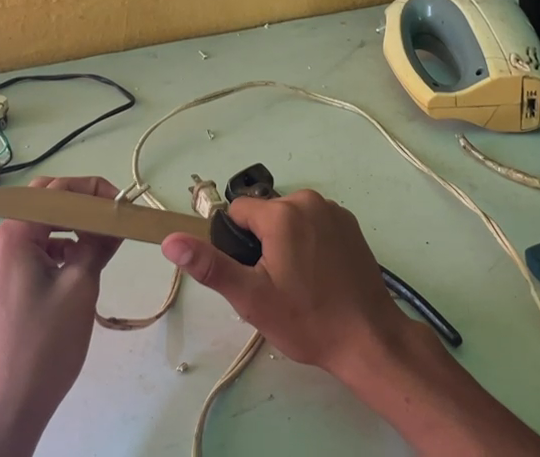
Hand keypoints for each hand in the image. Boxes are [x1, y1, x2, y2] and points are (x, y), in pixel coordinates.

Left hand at [0, 176, 122, 456]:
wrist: (6, 407)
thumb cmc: (44, 344)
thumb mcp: (80, 287)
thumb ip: (97, 244)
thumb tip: (115, 220)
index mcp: (13, 232)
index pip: (56, 190)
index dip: (93, 189)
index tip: (125, 203)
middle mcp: (1, 240)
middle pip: (44, 203)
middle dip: (82, 204)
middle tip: (115, 216)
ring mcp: (0, 263)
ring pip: (41, 227)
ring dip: (72, 226)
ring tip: (104, 241)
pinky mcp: (5, 284)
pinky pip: (35, 250)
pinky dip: (61, 248)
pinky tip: (82, 264)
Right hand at [160, 189, 402, 372]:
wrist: (369, 339)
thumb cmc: (306, 320)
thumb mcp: (251, 298)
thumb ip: (210, 265)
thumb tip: (170, 240)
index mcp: (281, 213)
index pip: (238, 212)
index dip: (237, 244)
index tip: (251, 275)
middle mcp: (308, 200)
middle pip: (265, 215)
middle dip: (262, 244)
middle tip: (275, 286)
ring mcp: (333, 210)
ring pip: (289, 219)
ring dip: (286, 243)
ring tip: (298, 284)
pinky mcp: (351, 224)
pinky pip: (314, 224)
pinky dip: (310, 243)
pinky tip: (319, 276)